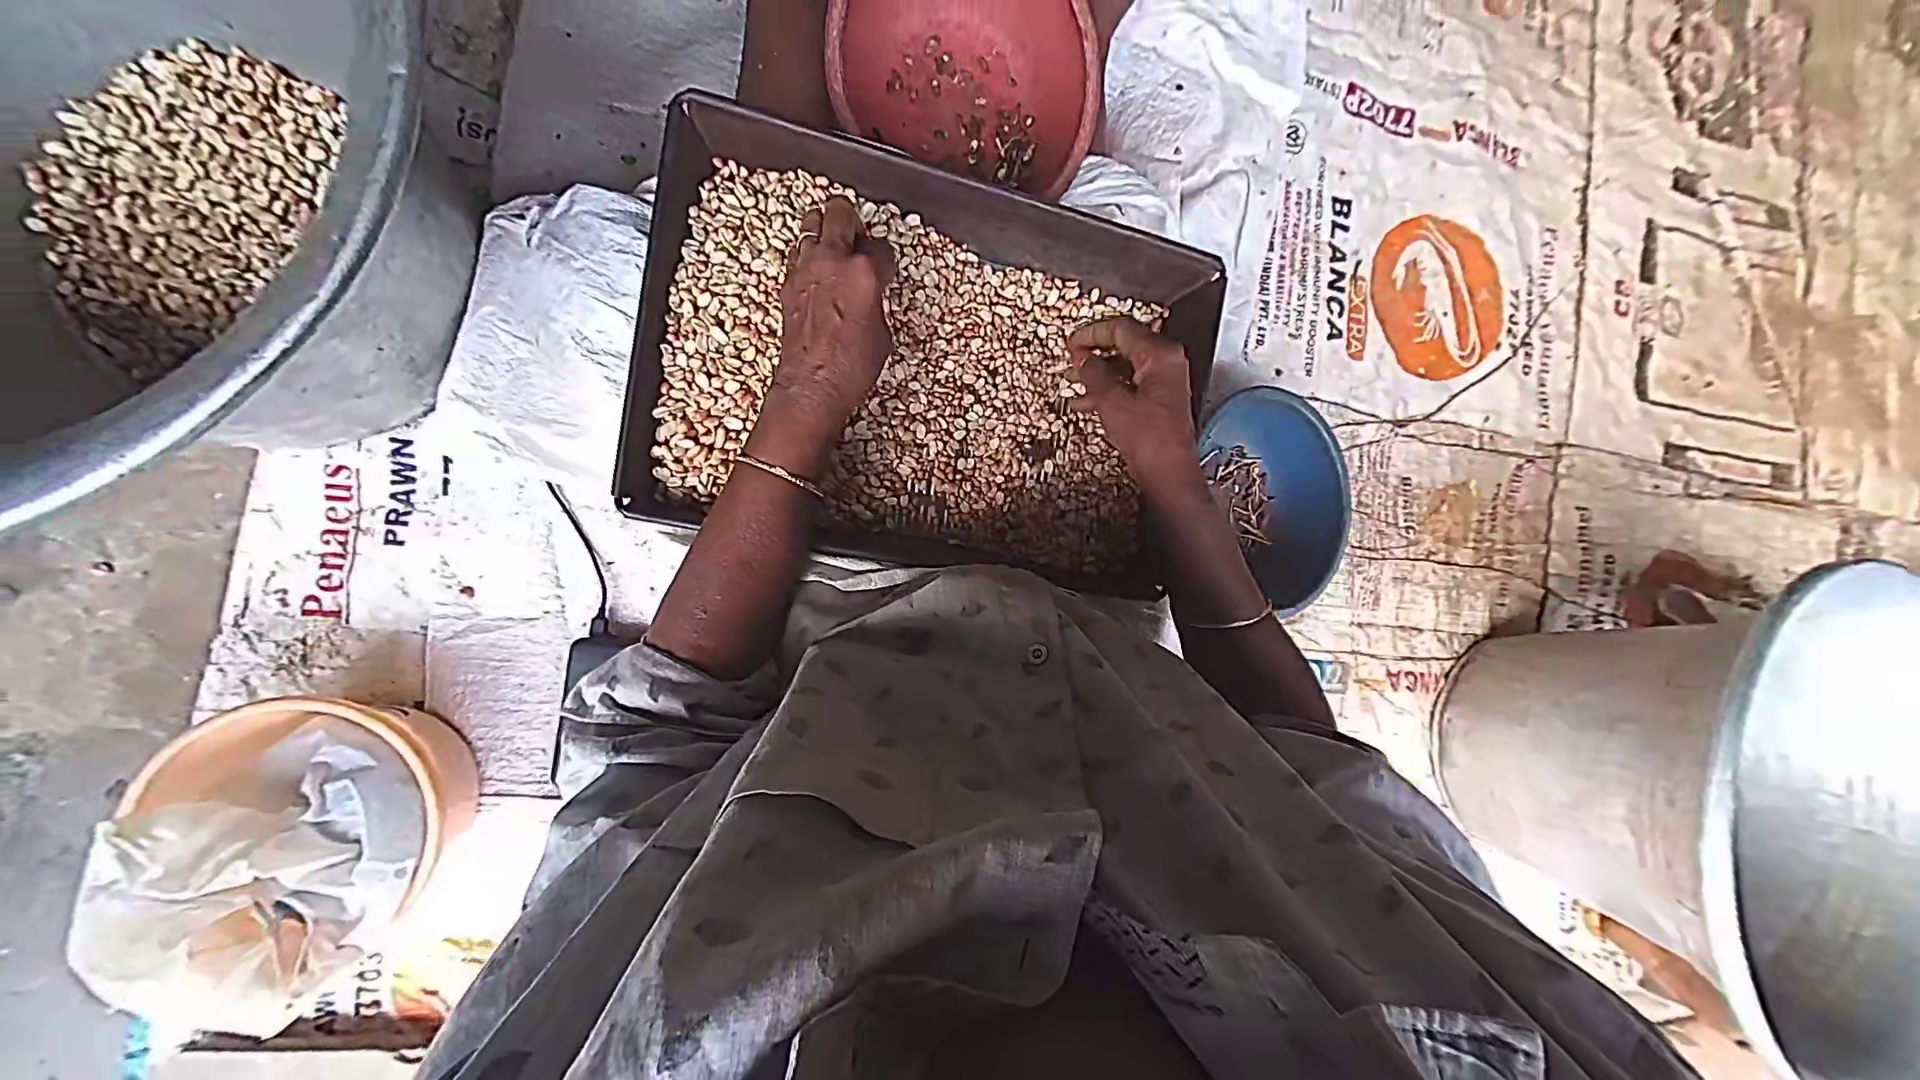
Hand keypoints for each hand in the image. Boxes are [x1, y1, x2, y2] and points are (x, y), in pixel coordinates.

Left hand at [754, 196, 895, 473]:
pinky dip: (809, 255)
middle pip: (840, 213)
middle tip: (859, 235)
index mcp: (864, 273)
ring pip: (812, 223)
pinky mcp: (788, 284)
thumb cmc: (848, 369)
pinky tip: (818, 271)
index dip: (886, 258)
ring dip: (826, 230)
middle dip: (853, 222)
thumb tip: (871, 294)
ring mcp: (805, 270)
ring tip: (835, 246)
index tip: (886, 267)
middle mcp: (832, 262)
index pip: (881, 247)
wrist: (812, 387)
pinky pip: (798, 253)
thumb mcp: (882, 335)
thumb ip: (876, 301)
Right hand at [1069, 318, 1199, 491]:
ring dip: (1096, 373)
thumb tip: (1082, 359)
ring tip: (1072, 380)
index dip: (1091, 333)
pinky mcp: (1157, 400)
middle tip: (1070, 358)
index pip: (1121, 328)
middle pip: (1123, 345)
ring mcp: (1163, 382)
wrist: (1168, 472)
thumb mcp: (1112, 402)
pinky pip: (1128, 385)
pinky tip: (1085, 401)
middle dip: (1093, 353)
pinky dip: (1106, 389)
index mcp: (1160, 355)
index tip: (1072, 341)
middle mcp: (1165, 363)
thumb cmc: (1150, 439)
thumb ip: (1094, 374)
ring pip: (1123, 366)